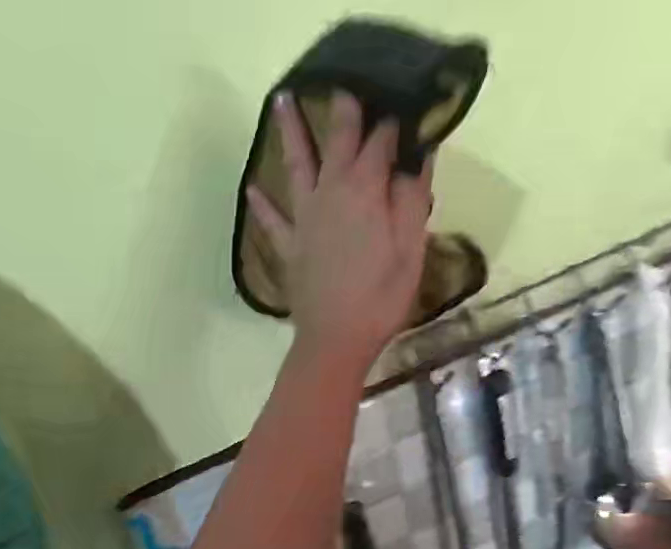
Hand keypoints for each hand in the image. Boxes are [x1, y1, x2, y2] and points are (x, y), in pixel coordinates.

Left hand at [246, 91, 433, 366]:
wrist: (335, 341)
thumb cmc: (381, 298)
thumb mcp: (411, 249)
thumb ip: (412, 199)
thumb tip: (418, 157)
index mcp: (365, 190)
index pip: (381, 142)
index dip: (393, 124)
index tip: (401, 109)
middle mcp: (330, 193)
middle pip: (339, 141)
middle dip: (344, 111)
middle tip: (344, 86)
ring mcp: (304, 218)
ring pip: (297, 165)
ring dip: (292, 132)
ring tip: (282, 102)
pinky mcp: (289, 246)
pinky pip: (273, 220)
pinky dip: (263, 205)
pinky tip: (252, 189)